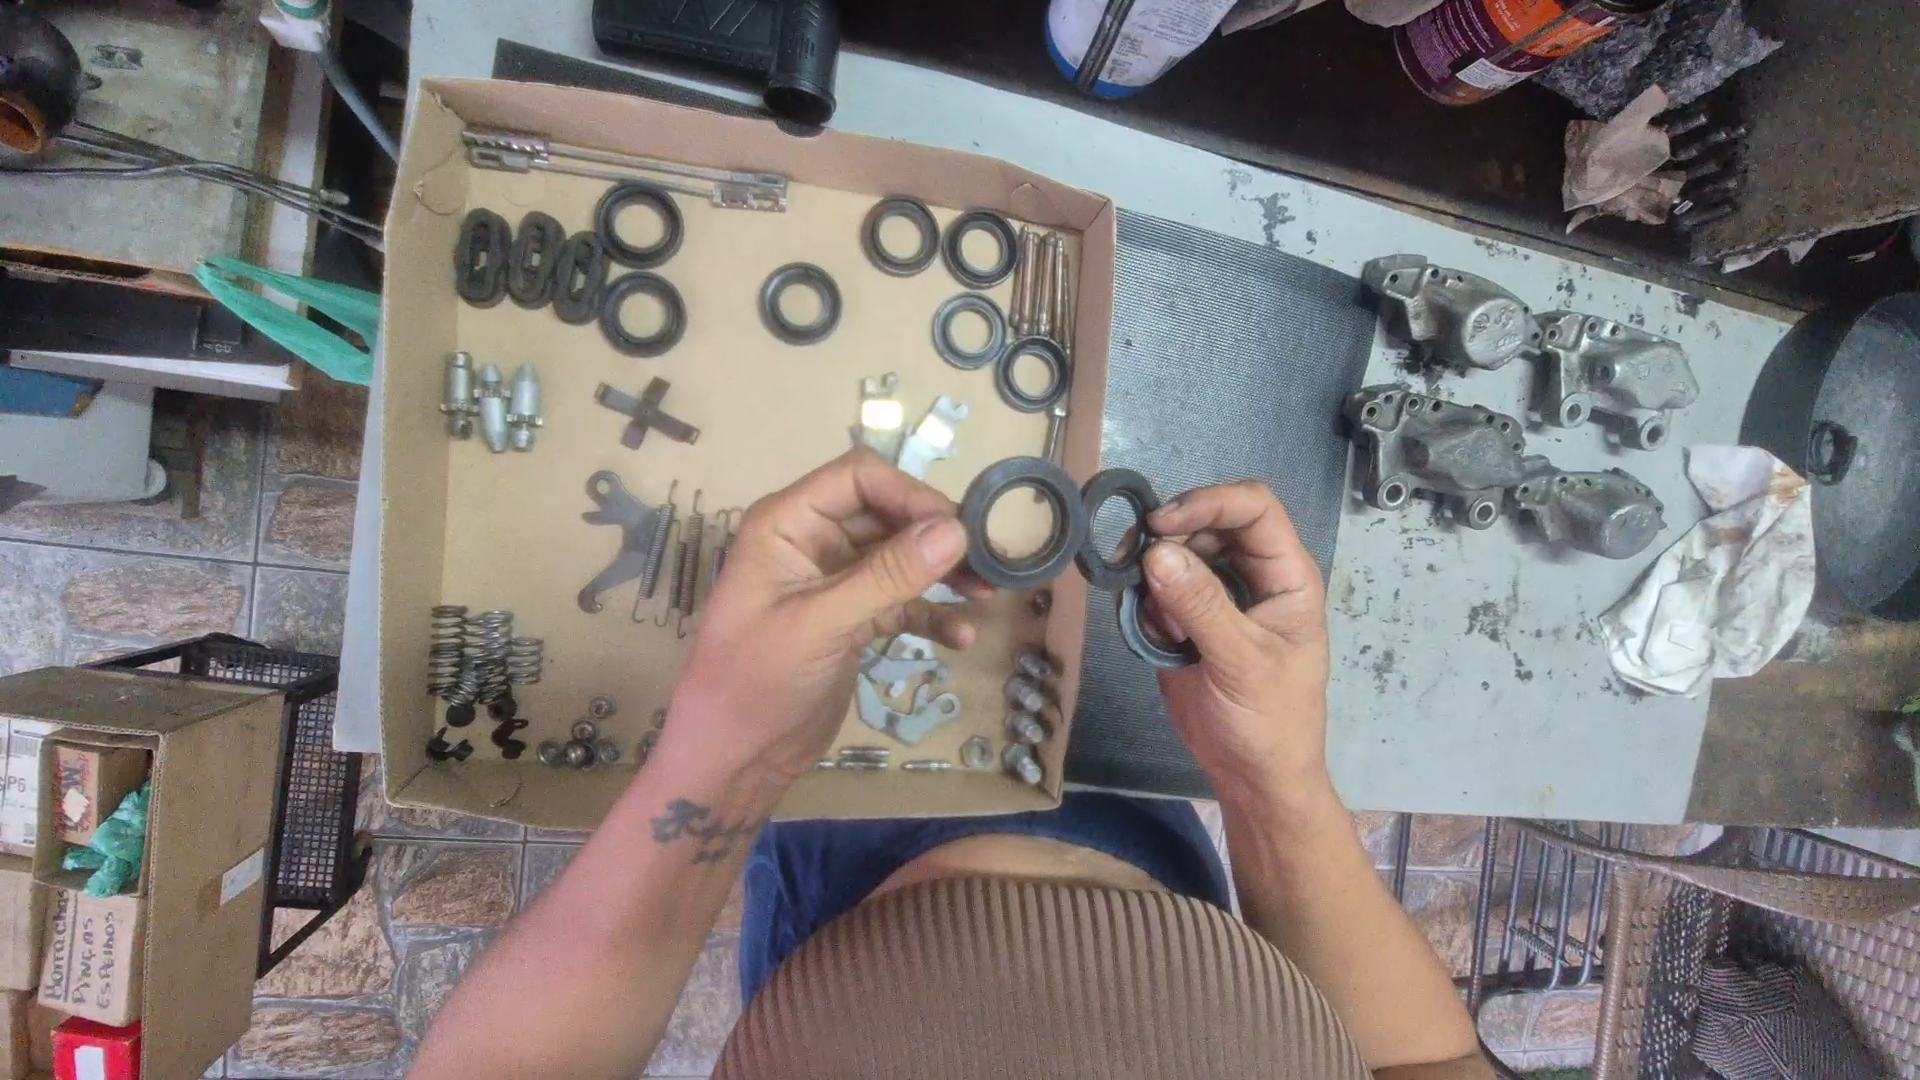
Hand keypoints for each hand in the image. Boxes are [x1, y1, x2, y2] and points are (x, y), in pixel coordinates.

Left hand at [664, 449, 985, 780]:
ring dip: (942, 572)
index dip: (910, 494)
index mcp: (788, 524)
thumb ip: (888, 575)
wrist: (735, 760)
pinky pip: (902, 602)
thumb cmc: (757, 683)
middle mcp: (813, 542)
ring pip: (901, 557)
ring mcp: (835, 581)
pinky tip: (961, 637)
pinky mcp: (853, 619)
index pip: (859, 477)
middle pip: (887, 513)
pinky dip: (931, 614)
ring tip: (985, 593)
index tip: (957, 529)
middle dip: (936, 535)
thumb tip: (957, 531)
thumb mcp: (821, 625)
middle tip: (984, 561)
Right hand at [1140, 482, 1331, 803]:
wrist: (1251, 774)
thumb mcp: (1241, 662)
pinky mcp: (1186, 617)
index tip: (1161, 524)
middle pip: (1208, 523)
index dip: (1209, 503)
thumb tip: (1155, 553)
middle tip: (1136, 563)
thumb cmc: (1269, 720)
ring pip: (1178, 552)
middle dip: (1171, 536)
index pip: (1254, 510)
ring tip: (1148, 611)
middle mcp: (1251, 575)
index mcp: (1286, 576)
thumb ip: (1201, 606)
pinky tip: (1152, 632)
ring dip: (1153, 570)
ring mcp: (1217, 595)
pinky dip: (1145, 599)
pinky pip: (1158, 586)